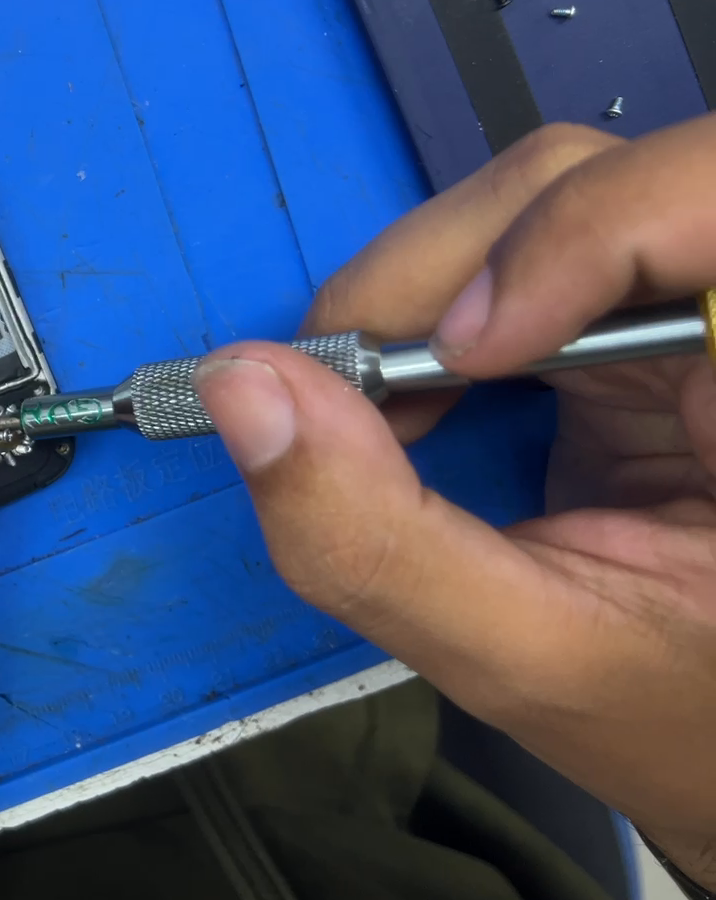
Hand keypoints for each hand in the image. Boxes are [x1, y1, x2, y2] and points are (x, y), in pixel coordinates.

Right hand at [194, 115, 715, 889]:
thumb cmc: (672, 718)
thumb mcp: (512, 652)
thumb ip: (362, 535)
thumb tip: (232, 380)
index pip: (710, 195)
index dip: (570, 239)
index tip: (456, 367)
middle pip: (582, 180)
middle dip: (431, 277)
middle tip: (365, 394)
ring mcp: (688, 302)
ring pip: (525, 199)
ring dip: (408, 295)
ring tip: (384, 404)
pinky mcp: (627, 311)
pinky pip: (498, 249)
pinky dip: (416, 311)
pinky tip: (415, 389)